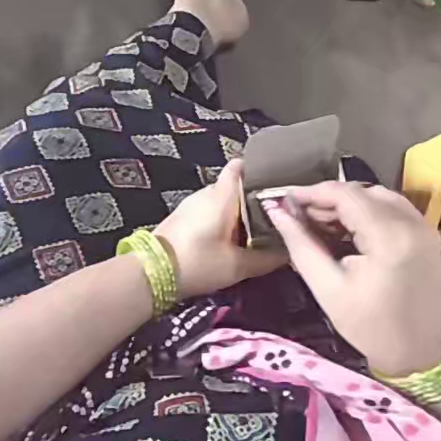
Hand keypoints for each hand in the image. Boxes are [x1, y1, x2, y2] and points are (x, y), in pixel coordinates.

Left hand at [153, 160, 286, 297]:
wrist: (151, 273)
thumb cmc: (198, 262)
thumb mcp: (237, 266)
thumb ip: (267, 258)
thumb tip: (289, 253)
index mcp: (221, 196)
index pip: (240, 167)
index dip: (259, 168)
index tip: (278, 180)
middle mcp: (206, 194)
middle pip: (234, 186)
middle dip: (254, 197)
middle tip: (277, 213)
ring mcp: (191, 205)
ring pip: (222, 201)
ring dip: (238, 212)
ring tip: (260, 227)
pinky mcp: (182, 218)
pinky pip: (209, 212)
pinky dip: (223, 220)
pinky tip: (234, 238)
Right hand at [264, 181, 440, 376]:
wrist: (423, 354)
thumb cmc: (371, 327)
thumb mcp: (328, 288)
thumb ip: (300, 245)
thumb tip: (276, 212)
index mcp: (389, 236)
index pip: (345, 195)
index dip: (311, 192)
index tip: (284, 200)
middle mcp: (411, 223)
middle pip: (361, 191)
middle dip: (327, 198)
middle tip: (297, 215)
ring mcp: (423, 227)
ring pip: (377, 196)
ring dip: (347, 203)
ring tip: (318, 221)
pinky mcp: (426, 235)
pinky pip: (392, 207)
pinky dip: (366, 210)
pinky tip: (346, 227)